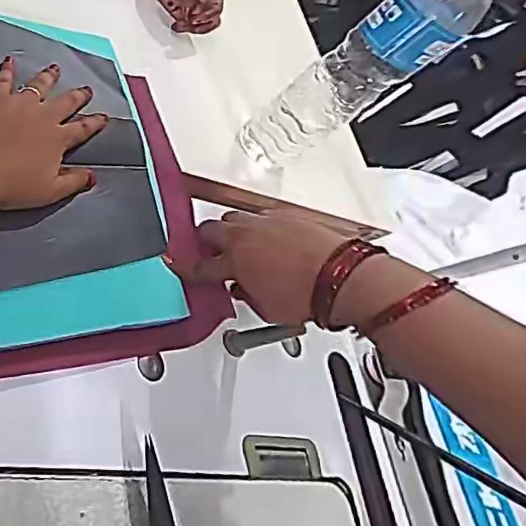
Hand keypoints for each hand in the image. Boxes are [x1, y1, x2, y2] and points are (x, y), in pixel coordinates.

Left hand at [0, 57, 109, 213]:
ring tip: (55, 70)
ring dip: (49, 77)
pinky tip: (10, 61)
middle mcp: (43, 117)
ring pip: (39, 86)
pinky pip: (4, 80)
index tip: (102, 117)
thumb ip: (73, 181)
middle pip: (65, 102)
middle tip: (86, 90)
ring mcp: (19, 105)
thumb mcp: (50, 191)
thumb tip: (91, 176)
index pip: (81, 129)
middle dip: (78, 96)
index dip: (93, 123)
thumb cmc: (12, 185)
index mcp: (57, 139)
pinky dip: (7, 69)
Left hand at [144, 0, 223, 34]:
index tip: (196, 14)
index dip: (207, 14)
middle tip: (190, 22)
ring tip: (182, 23)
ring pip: (199, 26)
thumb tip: (192, 8)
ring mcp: (192, 8)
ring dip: (191, 28)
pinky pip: (186, 26)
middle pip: (211, 20)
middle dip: (201, 24)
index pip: (217, 8)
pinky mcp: (181, 13)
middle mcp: (204, 0)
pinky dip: (182, 28)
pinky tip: (177, 25)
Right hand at [172, 210, 392, 326]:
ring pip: (235, 218)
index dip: (187, 269)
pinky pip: (263, 216)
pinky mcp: (288, 215)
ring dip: (231, 231)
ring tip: (239, 245)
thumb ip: (246, 295)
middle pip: (209, 229)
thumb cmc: (310, 294)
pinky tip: (268, 240)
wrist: (344, 277)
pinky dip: (260, 227)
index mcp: (234, 260)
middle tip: (208, 252)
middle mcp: (246, 236)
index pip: (200, 265)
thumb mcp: (267, 309)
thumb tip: (244, 289)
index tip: (182, 267)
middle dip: (203, 241)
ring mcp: (267, 222)